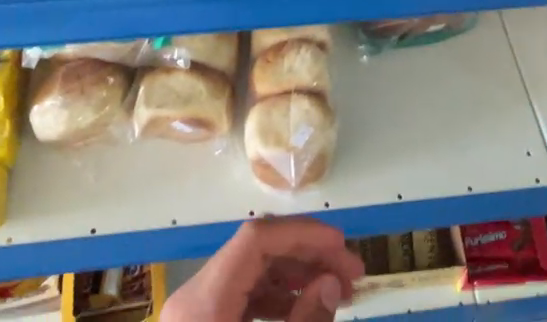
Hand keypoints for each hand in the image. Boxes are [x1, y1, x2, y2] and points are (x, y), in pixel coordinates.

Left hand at [162, 217, 363, 321]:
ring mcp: (194, 314)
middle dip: (306, 257)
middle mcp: (194, 297)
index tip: (341, 245)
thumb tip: (331, 282)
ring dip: (296, 278)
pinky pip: (241, 300)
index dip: (302, 234)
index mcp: (203, 300)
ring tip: (337, 293)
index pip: (256, 240)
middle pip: (255, 254)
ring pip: (250, 277)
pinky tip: (305, 310)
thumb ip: (304, 321)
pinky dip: (276, 300)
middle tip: (352, 274)